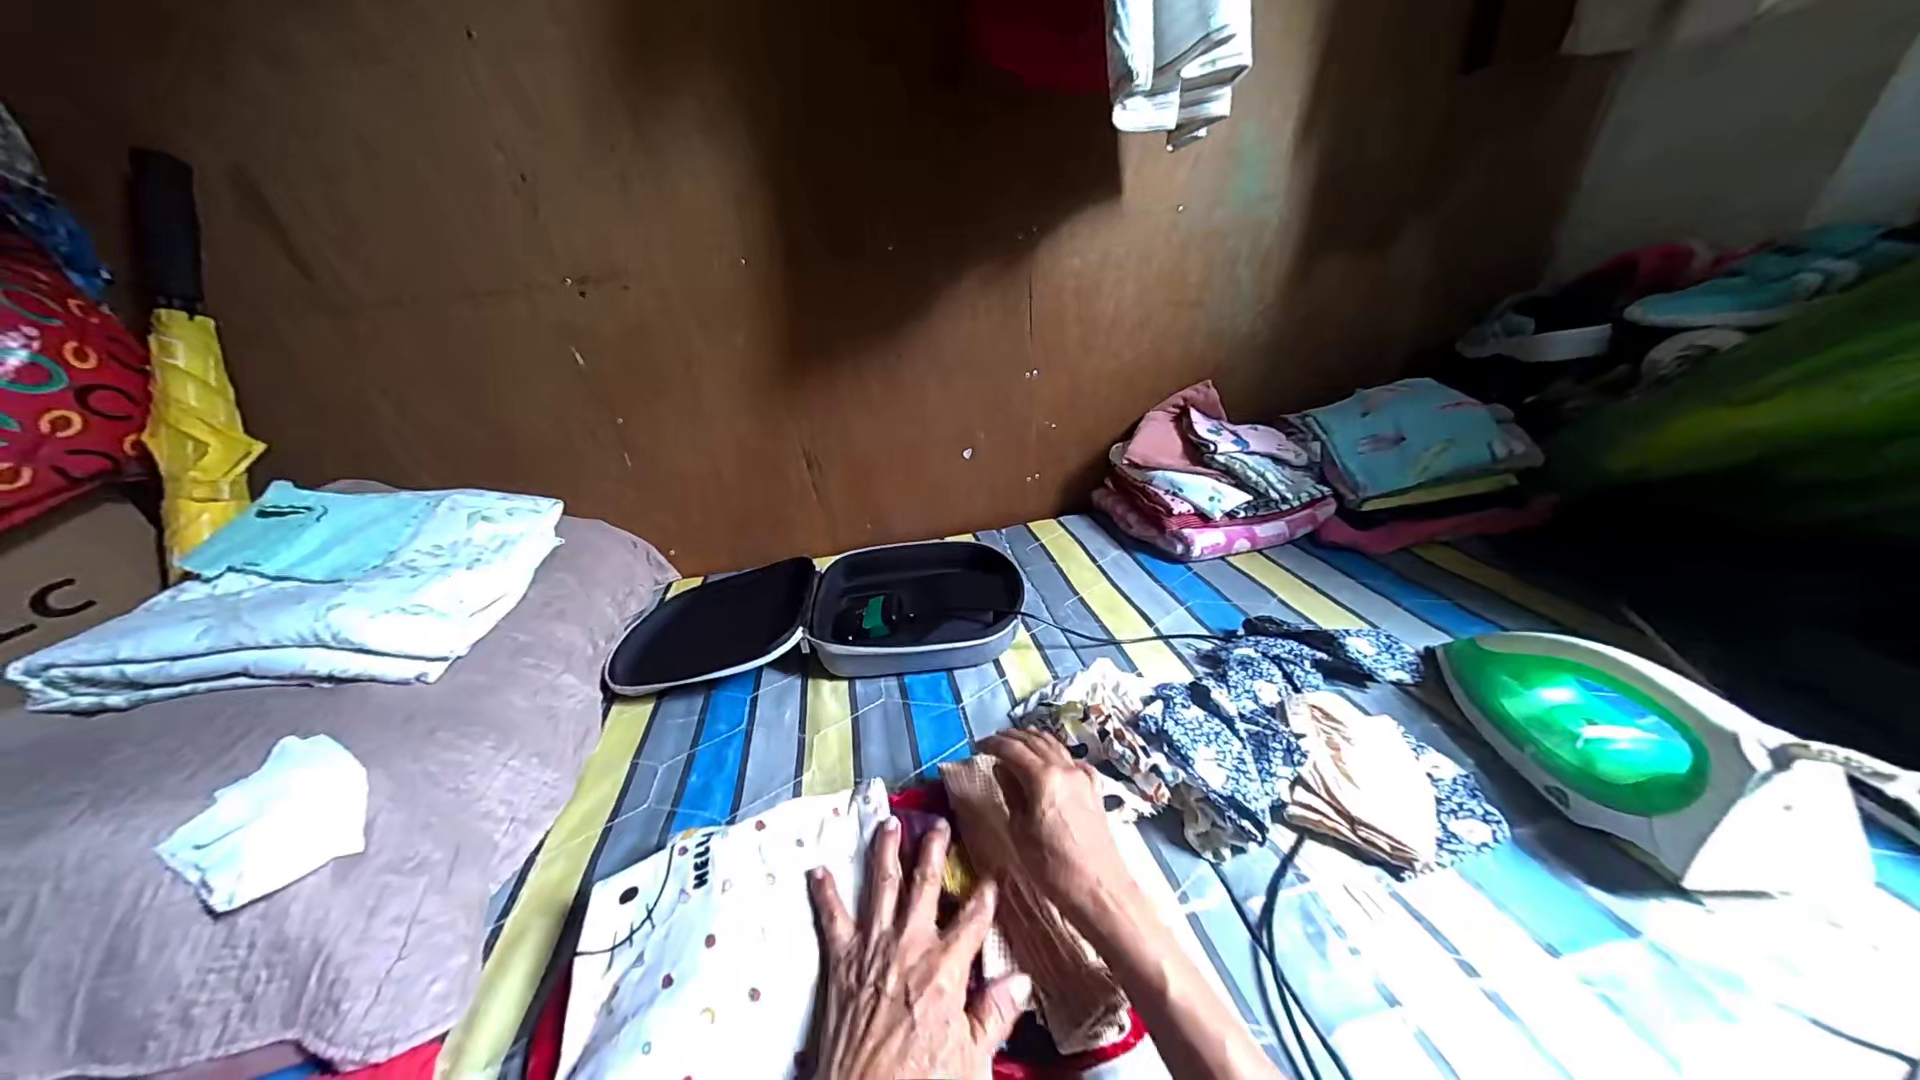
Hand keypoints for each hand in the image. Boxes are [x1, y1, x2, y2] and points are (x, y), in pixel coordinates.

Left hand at [809, 817, 1030, 1079]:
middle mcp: (910, 945)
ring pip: (882, 885)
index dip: (984, 897)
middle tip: (939, 824)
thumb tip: (1020, 980)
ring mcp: (873, 947)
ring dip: (886, 851)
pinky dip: (824, 893)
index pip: (973, 920)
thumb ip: (994, 1015)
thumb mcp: (972, 1062)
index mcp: (946, 968)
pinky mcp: (842, 961)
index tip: (991, 878)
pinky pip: (832, 918)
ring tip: (889, 823)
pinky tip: (817, 870)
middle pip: (925, 885)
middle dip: (933, 850)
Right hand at [977, 730, 1142, 931]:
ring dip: (1034, 740)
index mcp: (1043, 777)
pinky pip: (1073, 761)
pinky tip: (1052, 760)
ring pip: (1055, 746)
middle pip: (1035, 741)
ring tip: (1019, 740)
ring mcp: (1083, 777)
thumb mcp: (1020, 831)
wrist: (1099, 889)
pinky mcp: (1095, 789)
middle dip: (1012, 737)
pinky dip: (1057, 753)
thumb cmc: (1053, 867)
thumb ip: (1011, 793)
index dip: (992, 744)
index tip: (977, 746)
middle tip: (994, 740)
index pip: (1012, 749)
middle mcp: (1065, 769)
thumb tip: (1001, 768)